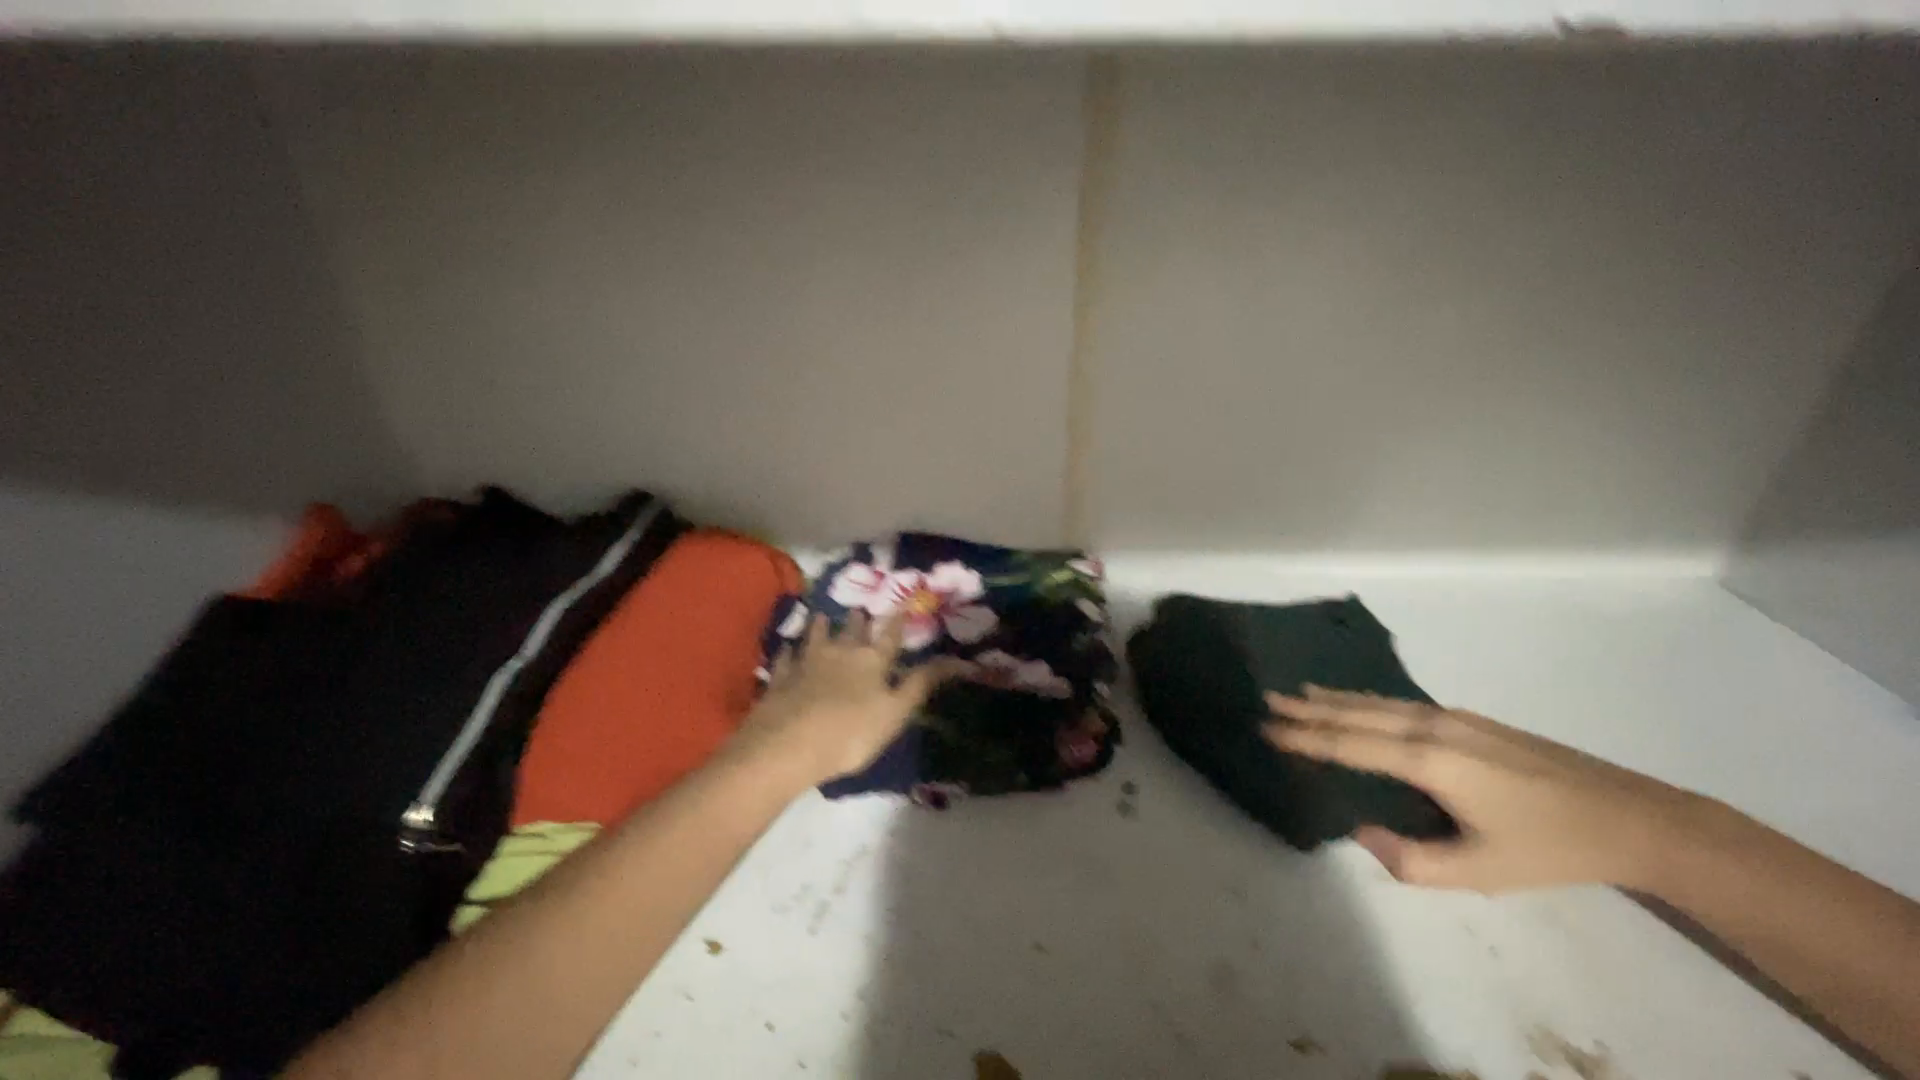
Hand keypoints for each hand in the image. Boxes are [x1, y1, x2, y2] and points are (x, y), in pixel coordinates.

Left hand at [732, 612, 961, 787]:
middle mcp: (840, 653)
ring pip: (816, 637)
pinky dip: (789, 651)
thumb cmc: (851, 732)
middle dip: (858, 621)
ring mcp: (806, 663)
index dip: (898, 619)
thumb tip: (957, 659)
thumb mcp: (896, 712)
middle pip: (851, 632)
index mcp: (872, 660)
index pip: (890, 635)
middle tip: (859, 609)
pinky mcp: (780, 678)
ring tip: (823, 615)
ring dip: (821, 626)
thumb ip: (921, 684)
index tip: (904, 600)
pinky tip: (788, 648)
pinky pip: (786, 658)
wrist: (788, 744)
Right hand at [1264, 686, 1709, 893]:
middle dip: (1309, 708)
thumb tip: (1361, 831)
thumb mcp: (1478, 872)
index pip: (1350, 745)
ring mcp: (1455, 718)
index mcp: (1430, 761)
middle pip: (1358, 714)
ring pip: (1378, 703)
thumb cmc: (1548, 848)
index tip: (1266, 728)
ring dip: (1335, 699)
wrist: (1630, 816)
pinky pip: (1399, 705)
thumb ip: (1409, 860)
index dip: (1305, 738)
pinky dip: (1366, 701)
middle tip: (1266, 698)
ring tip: (1298, 692)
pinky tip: (1358, 703)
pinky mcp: (1471, 720)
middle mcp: (1434, 727)